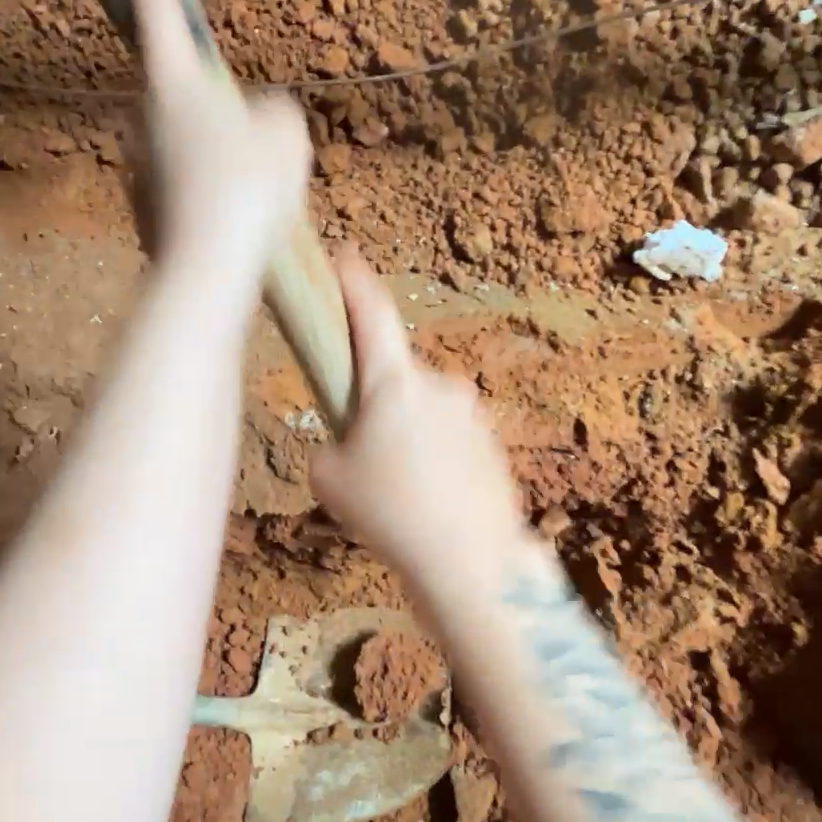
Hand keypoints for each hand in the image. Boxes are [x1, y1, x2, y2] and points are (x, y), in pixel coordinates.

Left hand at [123, 0, 309, 290]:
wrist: (209, 268)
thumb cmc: (248, 189)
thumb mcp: (286, 135)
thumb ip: (274, 111)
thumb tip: (260, 119)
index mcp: (174, 83)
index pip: (160, 13)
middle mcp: (145, 117)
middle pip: (185, 95)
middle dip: (219, 110)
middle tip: (258, 146)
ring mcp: (142, 167)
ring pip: (190, 149)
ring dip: (220, 161)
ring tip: (256, 196)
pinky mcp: (148, 211)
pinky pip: (189, 189)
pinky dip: (212, 198)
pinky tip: (237, 224)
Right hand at [311, 250, 531, 593]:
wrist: (469, 562)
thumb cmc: (389, 513)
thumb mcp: (328, 478)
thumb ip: (331, 444)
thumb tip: (349, 444)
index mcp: (395, 381)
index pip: (372, 314)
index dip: (353, 283)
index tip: (343, 260)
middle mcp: (440, 384)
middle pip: (396, 377)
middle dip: (377, 403)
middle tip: (363, 453)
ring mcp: (473, 415)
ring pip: (425, 413)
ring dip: (408, 436)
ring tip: (400, 494)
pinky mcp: (493, 446)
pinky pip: (452, 441)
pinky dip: (437, 461)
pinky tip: (430, 503)